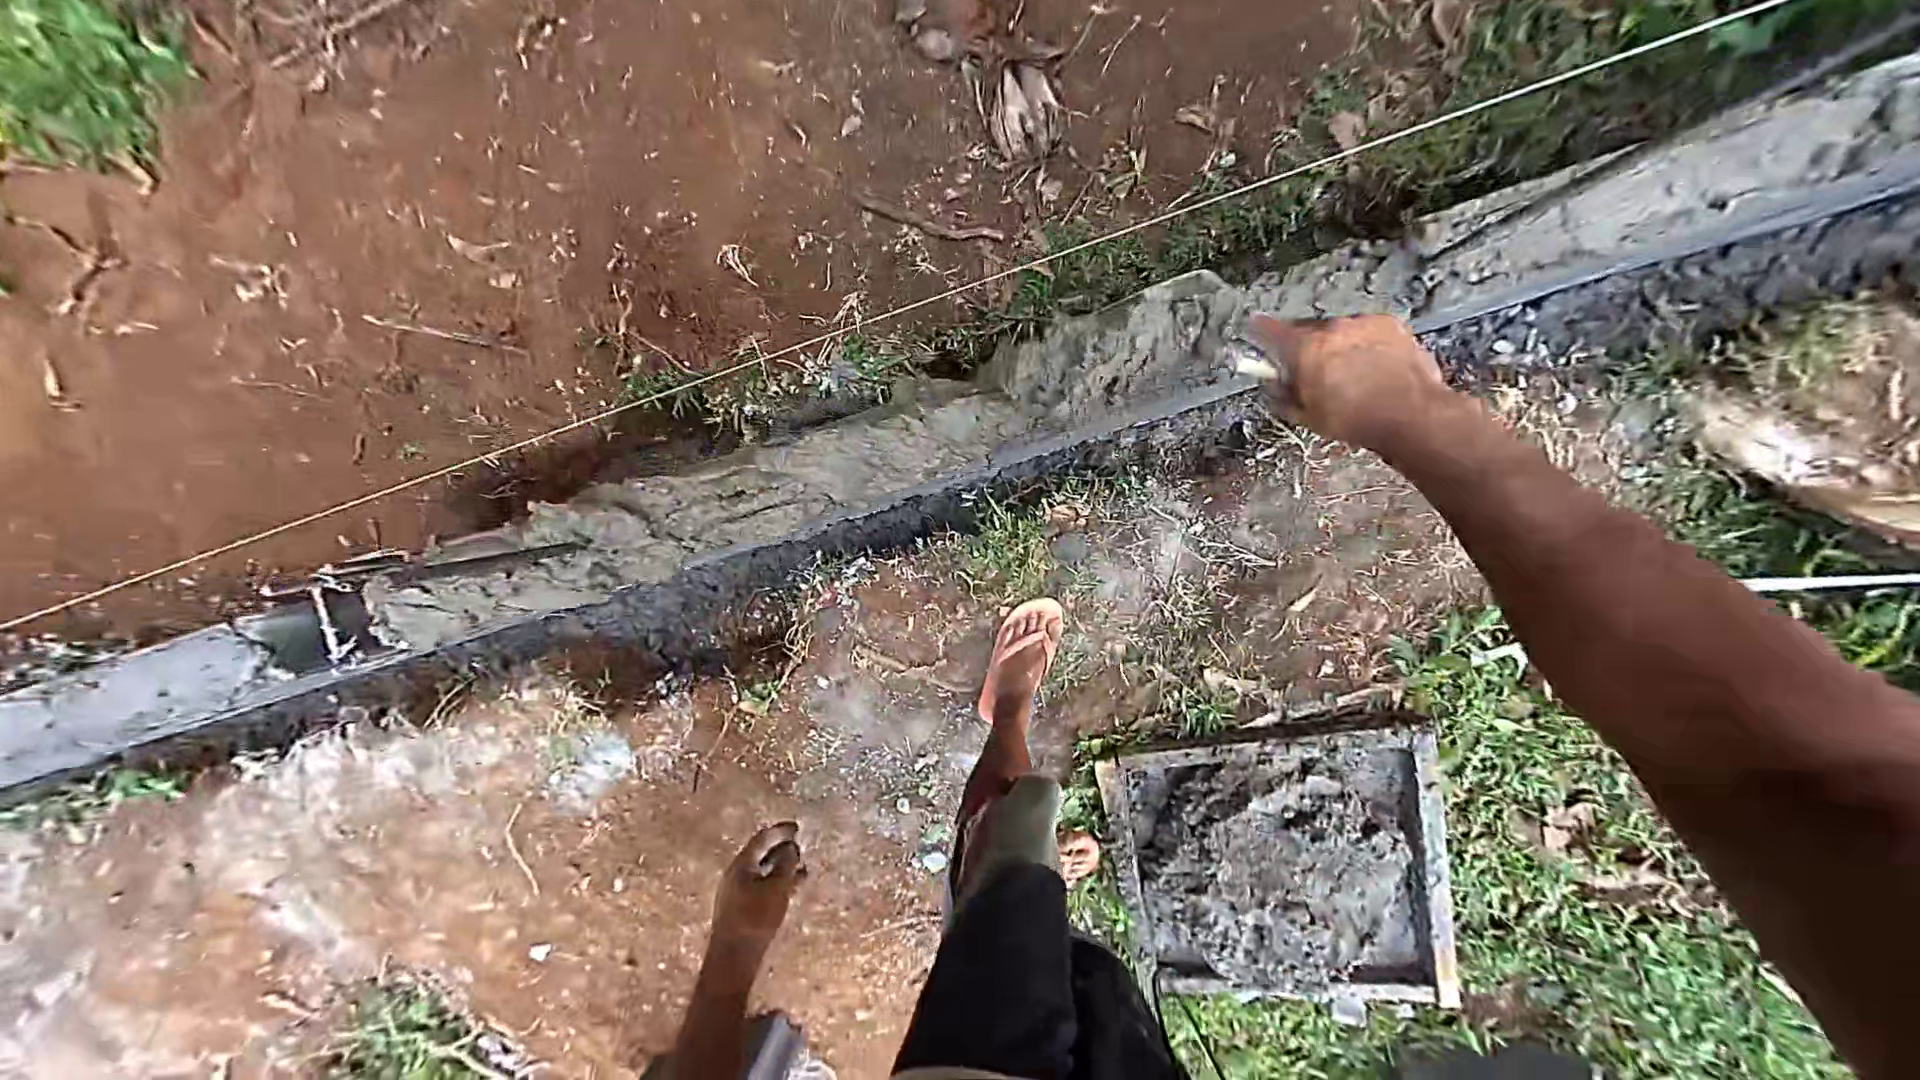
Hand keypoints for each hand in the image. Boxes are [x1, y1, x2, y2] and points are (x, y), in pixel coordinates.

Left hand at [707, 822, 806, 967]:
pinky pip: (763, 887)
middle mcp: (736, 875)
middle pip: (761, 854)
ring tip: (802, 866)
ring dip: (782, 866)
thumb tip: (791, 848)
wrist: (733, 960)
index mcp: (740, 865)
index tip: (797, 828)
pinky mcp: (741, 910)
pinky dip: (778, 882)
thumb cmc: (755, 919)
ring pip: (763, 872)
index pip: (762, 839)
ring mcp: (737, 893)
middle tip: (800, 845)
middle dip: (781, 848)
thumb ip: (786, 864)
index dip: (780, 831)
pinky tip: (793, 887)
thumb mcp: (777, 887)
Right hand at [1246, 313, 1452, 450]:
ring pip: (1335, 330)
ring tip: (1343, 374)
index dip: (1258, 330)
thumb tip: (1272, 383)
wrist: (1409, 414)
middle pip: (1305, 331)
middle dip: (1302, 348)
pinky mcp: (1388, 324)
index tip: (1254, 327)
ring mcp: (1362, 324)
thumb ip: (1281, 393)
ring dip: (1333, 346)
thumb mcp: (1304, 415)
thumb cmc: (1357, 418)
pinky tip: (1366, 366)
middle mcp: (1332, 329)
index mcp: (1304, 349)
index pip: (1269, 330)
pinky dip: (1360, 343)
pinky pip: (1363, 330)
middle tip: (1307, 372)